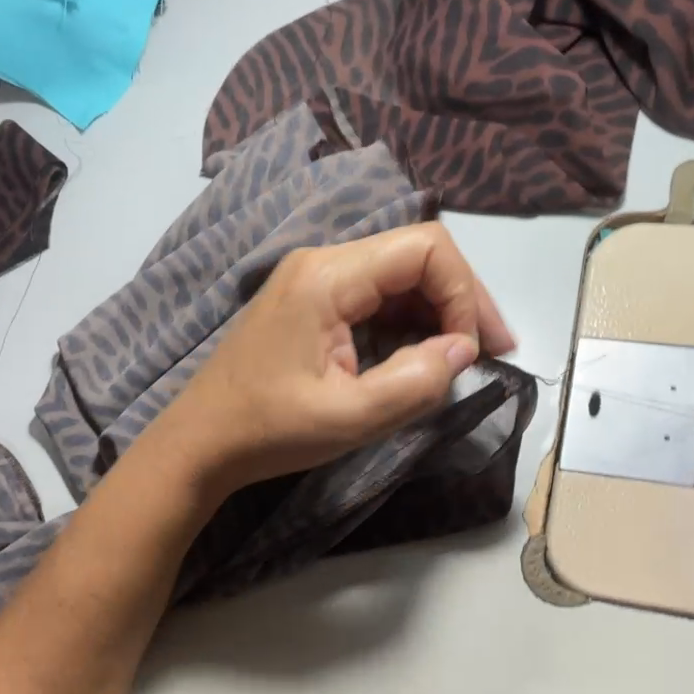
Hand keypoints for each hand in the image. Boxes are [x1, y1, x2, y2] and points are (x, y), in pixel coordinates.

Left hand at [142, 224, 517, 498]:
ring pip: (396, 278)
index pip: (425, 249)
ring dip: (436, 313)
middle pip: (414, 257)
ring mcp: (311, 282)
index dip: (465, 294)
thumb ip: (414, 383)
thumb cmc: (266, 432)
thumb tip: (462, 351)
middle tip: (494, 352)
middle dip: (461, 301)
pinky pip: (371, 299)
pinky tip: (422, 357)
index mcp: (327, 277)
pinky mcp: (307, 306)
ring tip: (465, 358)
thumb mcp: (348, 417)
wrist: (199, 444)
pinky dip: (405, 323)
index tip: (473, 352)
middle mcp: (320, 263)